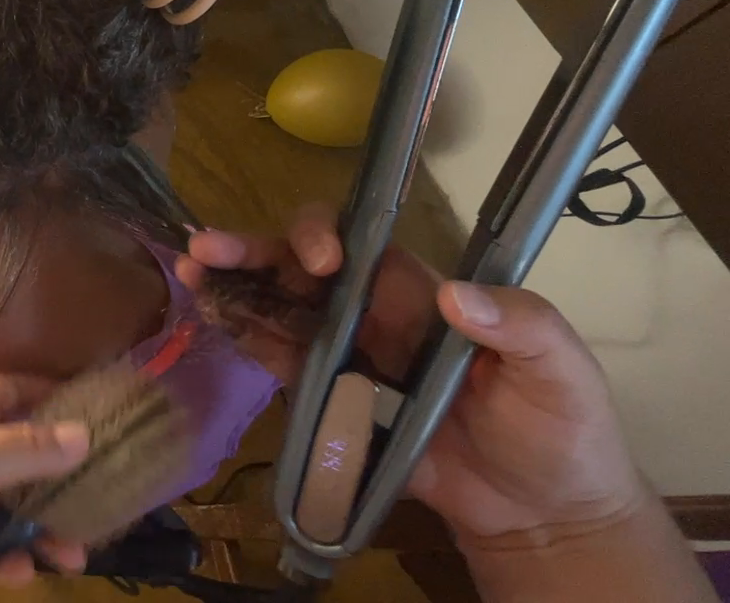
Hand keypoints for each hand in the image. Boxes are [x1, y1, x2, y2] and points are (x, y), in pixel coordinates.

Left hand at [0, 375, 93, 597]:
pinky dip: (8, 557)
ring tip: (73, 557)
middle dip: (58, 480)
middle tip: (100, 505)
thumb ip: (27, 448)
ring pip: (9, 507)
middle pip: (19, 457)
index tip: (93, 408)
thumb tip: (85, 431)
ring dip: (42, 529)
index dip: (46, 394)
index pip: (9, 393)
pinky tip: (23, 572)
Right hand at [176, 207, 646, 544]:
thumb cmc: (556, 430)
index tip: (317, 263)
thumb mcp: (560, 374)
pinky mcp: (316, 388)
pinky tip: (207, 315)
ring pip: (268, 301)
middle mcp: (360, 307)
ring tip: (187, 275)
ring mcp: (333, 347)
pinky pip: (268, 352)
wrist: (532, 511)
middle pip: (291, 264)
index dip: (321, 236)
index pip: (353, 240)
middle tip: (203, 248)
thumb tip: (458, 296)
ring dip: (225, 283)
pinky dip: (235, 330)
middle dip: (246, 250)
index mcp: (409, 290)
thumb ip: (523, 327)